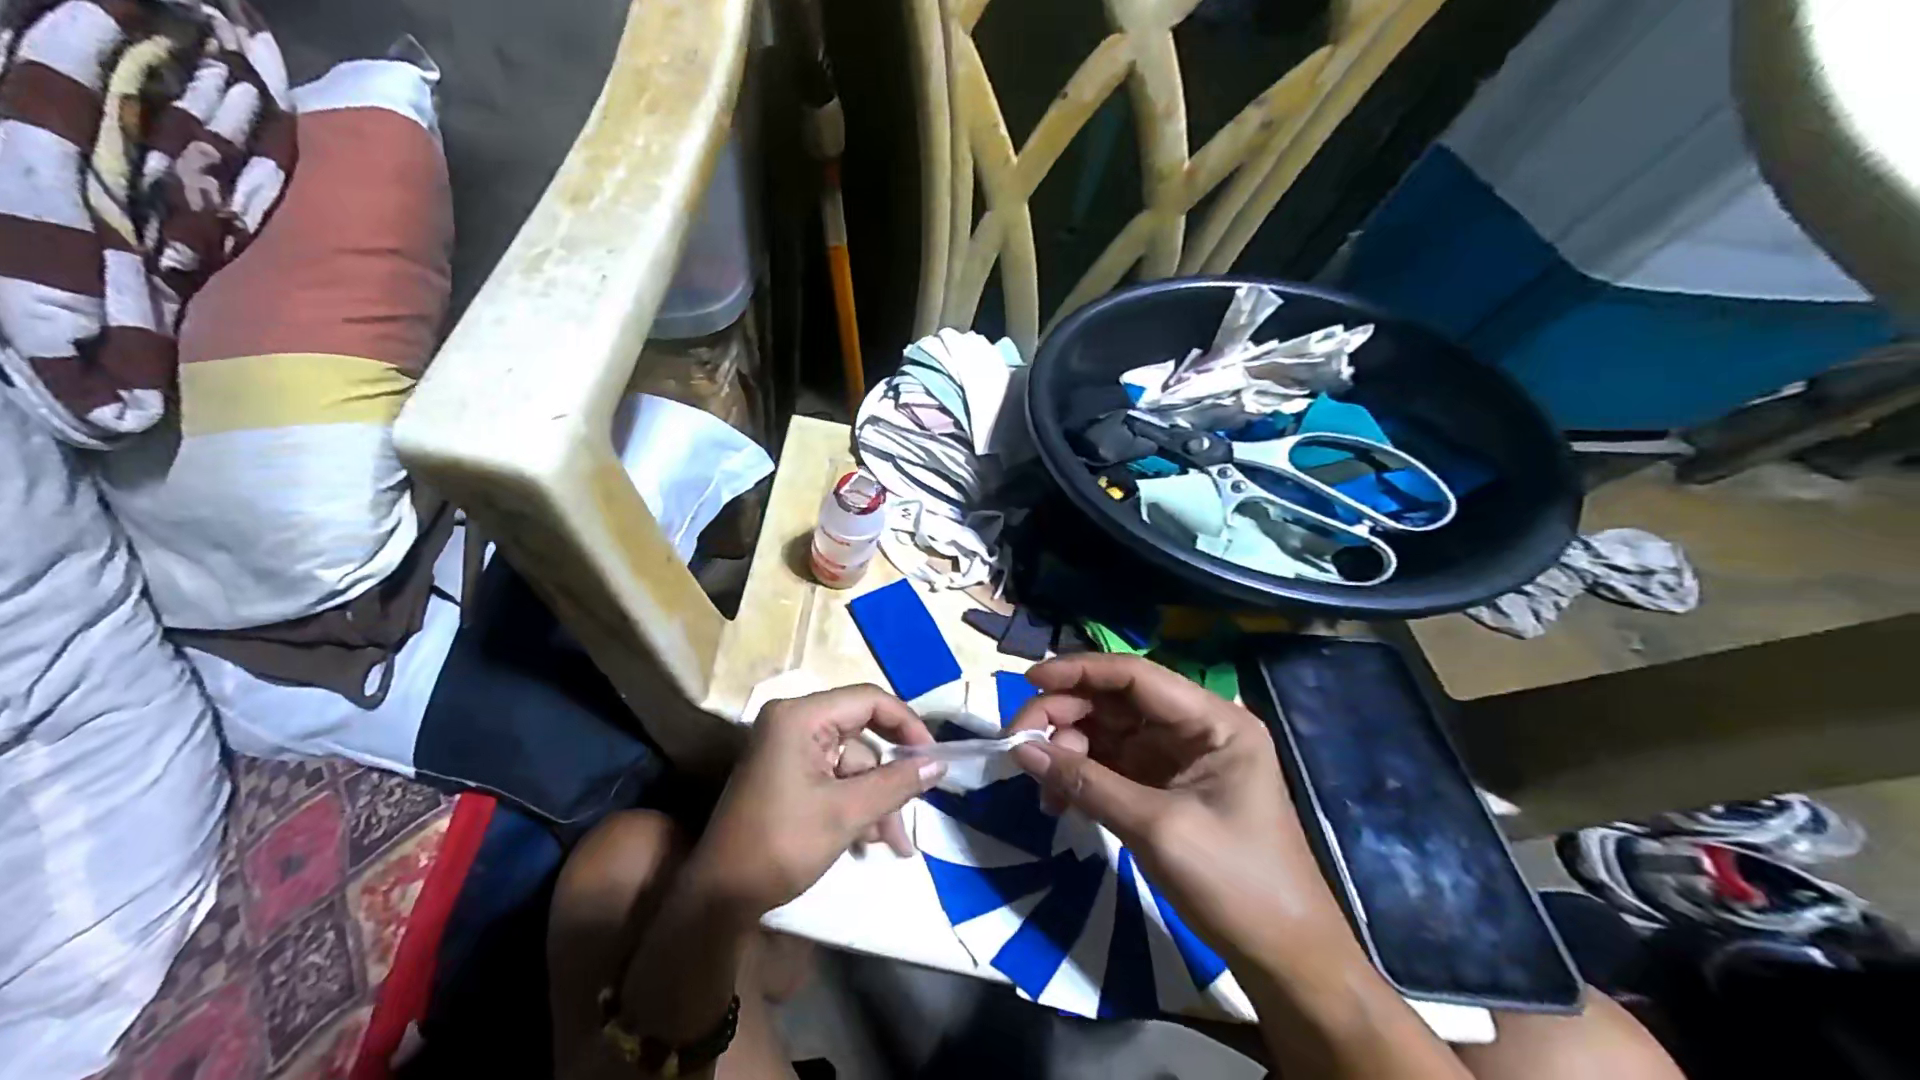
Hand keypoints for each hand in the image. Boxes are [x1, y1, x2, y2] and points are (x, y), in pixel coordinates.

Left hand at [687, 685, 946, 919]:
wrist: (719, 898)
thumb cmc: (780, 844)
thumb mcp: (846, 813)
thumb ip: (897, 783)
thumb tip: (939, 764)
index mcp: (799, 717)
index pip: (868, 700)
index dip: (906, 725)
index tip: (932, 758)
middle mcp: (794, 723)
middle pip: (863, 734)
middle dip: (889, 777)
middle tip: (918, 803)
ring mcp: (790, 750)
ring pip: (854, 763)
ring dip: (876, 800)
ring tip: (893, 844)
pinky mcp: (789, 775)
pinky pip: (837, 778)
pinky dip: (857, 804)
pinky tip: (870, 840)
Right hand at [1005, 654, 1348, 969]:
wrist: (1283, 955)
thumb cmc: (1235, 883)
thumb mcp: (1156, 828)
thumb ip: (1087, 782)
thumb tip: (1022, 750)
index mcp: (1212, 721)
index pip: (1135, 675)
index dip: (1079, 671)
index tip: (1028, 681)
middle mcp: (1194, 728)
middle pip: (1114, 702)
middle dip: (1064, 717)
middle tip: (1019, 745)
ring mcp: (1177, 757)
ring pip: (1107, 733)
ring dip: (1067, 751)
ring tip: (1043, 788)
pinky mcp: (1163, 786)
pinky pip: (1111, 765)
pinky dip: (1081, 776)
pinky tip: (1059, 800)